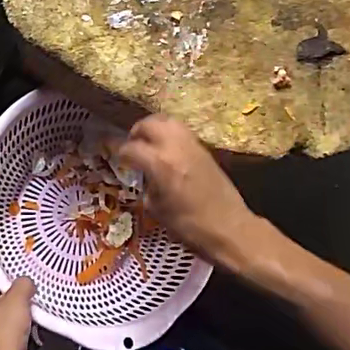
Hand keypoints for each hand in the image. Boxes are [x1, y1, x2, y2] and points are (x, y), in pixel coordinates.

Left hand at [0, 263, 33, 349]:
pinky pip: (14, 315)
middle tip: (29, 261)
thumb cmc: (4, 331)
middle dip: (12, 274)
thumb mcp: (17, 299)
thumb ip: (24, 283)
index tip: (11, 244)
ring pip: (7, 299)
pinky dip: (24, 310)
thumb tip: (27, 281)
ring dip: (21, 294)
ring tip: (37, 280)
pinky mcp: (1, 333)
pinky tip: (38, 305)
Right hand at [118, 114, 261, 264]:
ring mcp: (192, 146)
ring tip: (149, 144)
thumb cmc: (190, 226)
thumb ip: (147, 187)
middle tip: (133, 146)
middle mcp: (175, 148)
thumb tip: (145, 177)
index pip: (131, 148)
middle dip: (137, 133)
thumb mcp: (157, 210)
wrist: (230, 228)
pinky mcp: (205, 150)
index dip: (120, 154)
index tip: (119, 161)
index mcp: (160, 164)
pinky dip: (170, 134)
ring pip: (168, 121)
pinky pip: (182, 132)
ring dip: (154, 128)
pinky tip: (167, 151)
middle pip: (150, 124)